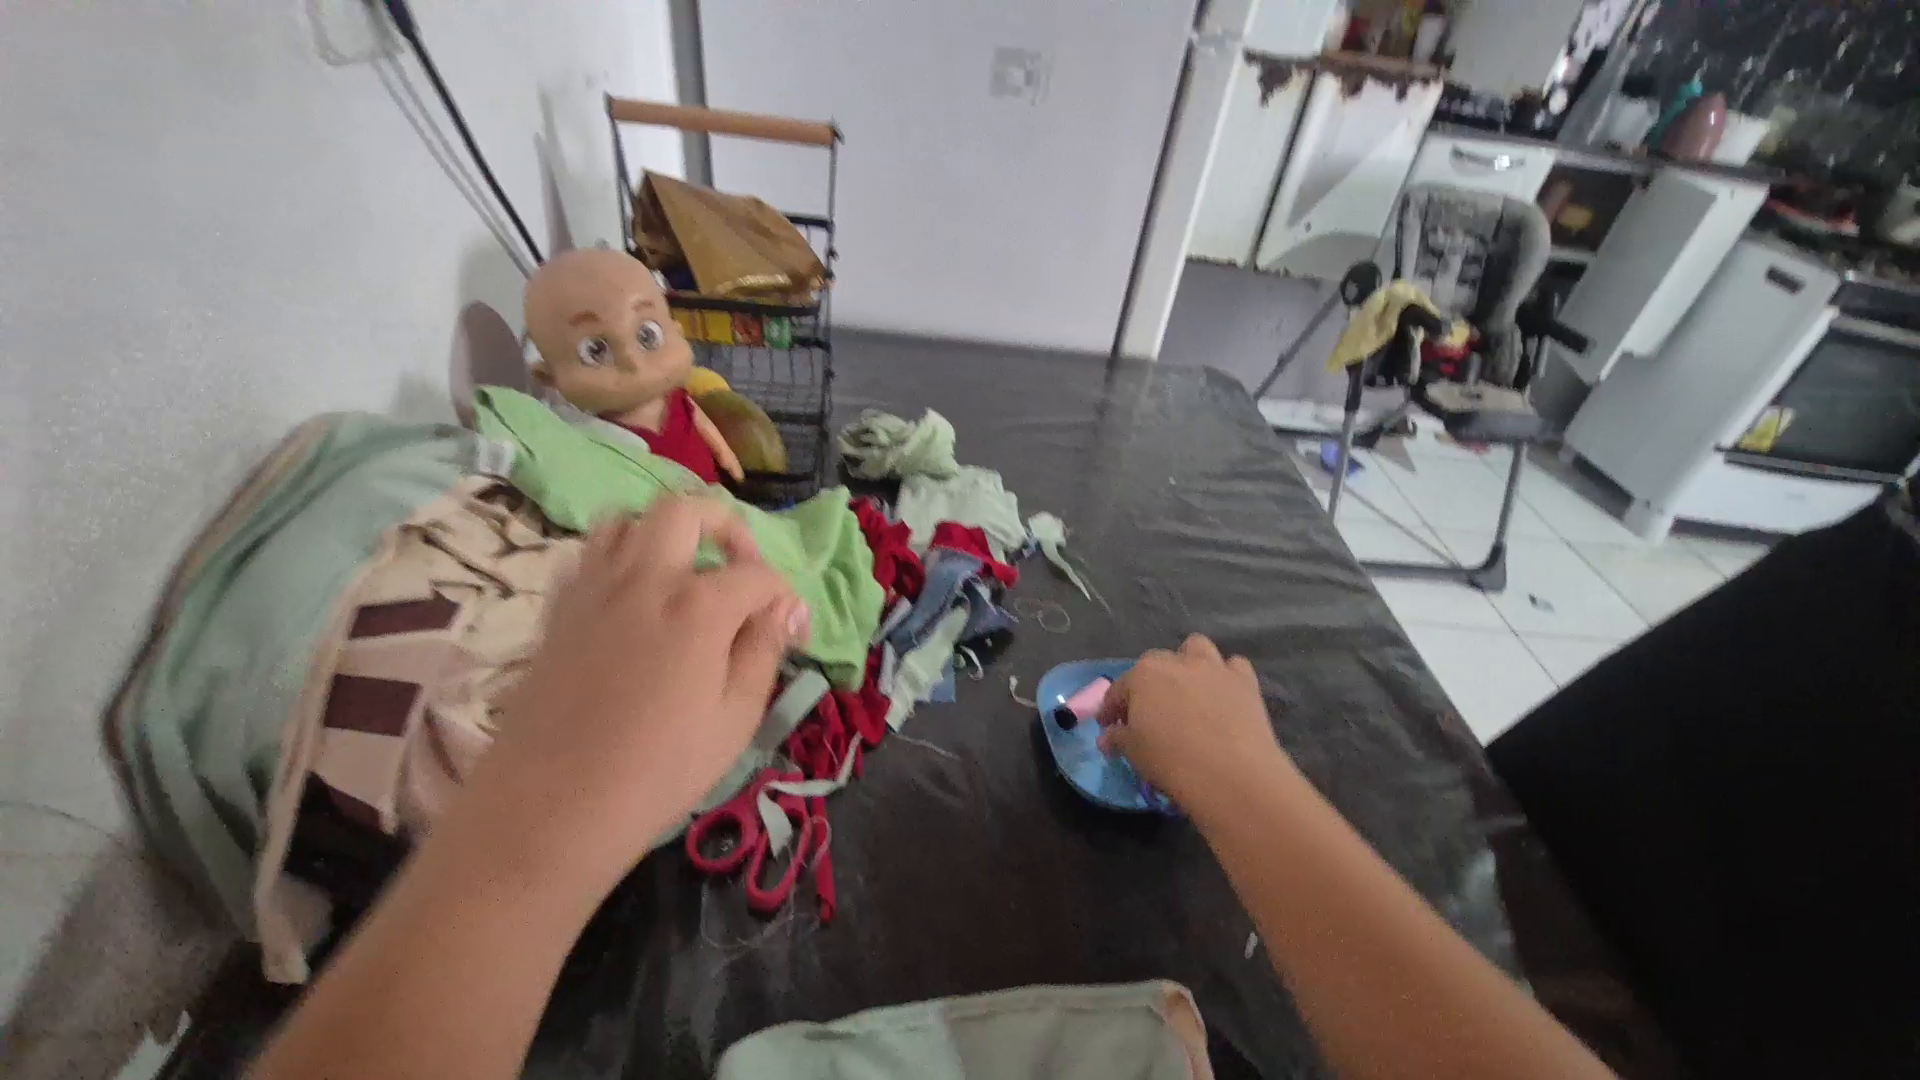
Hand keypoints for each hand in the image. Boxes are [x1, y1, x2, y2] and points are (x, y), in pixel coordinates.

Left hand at [436, 496, 809, 900]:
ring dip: (665, 532)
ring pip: (627, 519)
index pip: (758, 574)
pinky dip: (618, 558)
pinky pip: (588, 554)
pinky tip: (633, 601)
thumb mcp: (736, 718)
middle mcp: (644, 578)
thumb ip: (764, 651)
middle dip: (724, 525)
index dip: (786, 598)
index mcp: (698, 606)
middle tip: (740, 568)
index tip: (795, 631)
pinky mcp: (557, 610)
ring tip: (684, 574)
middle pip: (685, 509)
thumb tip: (786, 609)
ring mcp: (592, 588)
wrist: (550, 809)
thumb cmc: (659, 770)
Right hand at [1098, 634, 1296, 814]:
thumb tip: (1109, 737)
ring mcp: (1213, 668)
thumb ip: (1118, 738)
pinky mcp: (1244, 681)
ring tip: (1186, 690)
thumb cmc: (1172, 762)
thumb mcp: (1134, 753)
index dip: (1111, 709)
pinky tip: (1222, 695)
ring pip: (1196, 648)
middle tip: (1148, 714)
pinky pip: (1233, 666)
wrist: (1232, 776)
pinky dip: (1225, 676)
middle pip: (1155, 664)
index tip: (1109, 726)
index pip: (1119, 690)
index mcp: (1143, 676)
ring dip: (1188, 663)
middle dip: (1148, 684)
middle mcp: (1176, 662)